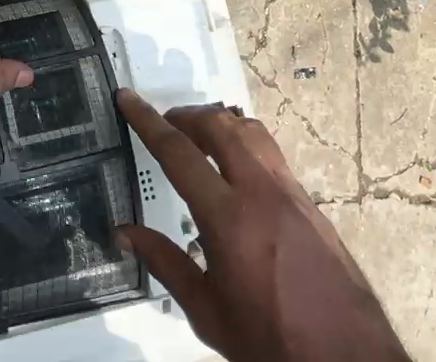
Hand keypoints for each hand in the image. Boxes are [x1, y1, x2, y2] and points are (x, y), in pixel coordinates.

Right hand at [115, 91, 409, 361]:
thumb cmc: (271, 340)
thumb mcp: (208, 311)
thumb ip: (165, 263)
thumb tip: (123, 233)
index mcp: (228, 218)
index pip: (178, 152)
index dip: (147, 120)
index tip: (126, 97)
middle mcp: (262, 193)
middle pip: (219, 126)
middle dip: (186, 115)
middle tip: (165, 123)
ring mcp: (292, 195)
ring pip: (252, 133)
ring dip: (219, 124)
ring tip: (199, 138)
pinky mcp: (312, 206)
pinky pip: (272, 155)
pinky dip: (244, 145)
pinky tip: (235, 171)